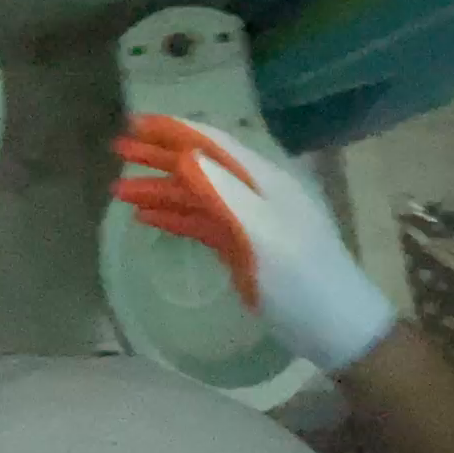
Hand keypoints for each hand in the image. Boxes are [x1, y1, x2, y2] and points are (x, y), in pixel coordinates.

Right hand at [112, 115, 393, 370]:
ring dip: (158, 191)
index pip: (211, 143)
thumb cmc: (304, 280)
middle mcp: (252, 193)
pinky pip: (198, 223)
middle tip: (118, 150)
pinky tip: (144, 217)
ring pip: (193, 196)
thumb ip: (225, 193)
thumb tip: (186, 157)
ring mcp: (245, 219)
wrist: (335, 329)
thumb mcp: (264, 234)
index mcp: (263, 181)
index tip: (135, 123)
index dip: (173, 130)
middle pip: (197, 166)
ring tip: (118, 190)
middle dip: (157, 157)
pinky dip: (172, 218)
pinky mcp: (239, 245)